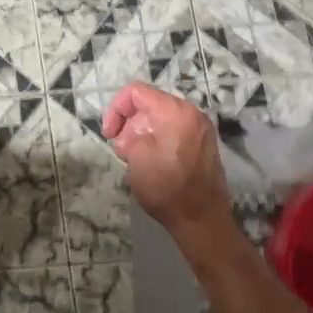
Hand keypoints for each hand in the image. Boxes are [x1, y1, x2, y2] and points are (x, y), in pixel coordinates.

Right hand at [101, 82, 231, 242]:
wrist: (202, 220)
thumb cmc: (165, 186)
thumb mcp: (135, 154)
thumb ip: (130, 132)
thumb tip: (135, 134)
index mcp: (175, 111)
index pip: (136, 92)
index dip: (115, 109)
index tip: (109, 134)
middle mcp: (192, 114)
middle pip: (149, 104)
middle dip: (129, 123)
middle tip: (122, 151)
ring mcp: (201, 130)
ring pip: (160, 119)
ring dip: (141, 133)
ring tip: (135, 160)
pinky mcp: (203, 146)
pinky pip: (173, 131)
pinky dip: (157, 140)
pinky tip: (150, 163)